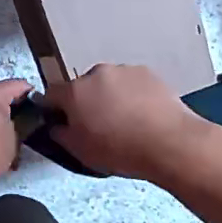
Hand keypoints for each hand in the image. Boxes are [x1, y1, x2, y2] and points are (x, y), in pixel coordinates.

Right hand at [49, 64, 221, 181]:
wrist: (169, 144)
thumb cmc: (123, 150)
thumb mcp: (80, 152)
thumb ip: (61, 135)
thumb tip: (57, 127)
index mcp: (74, 92)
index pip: (52, 94)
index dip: (55, 109)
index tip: (63, 121)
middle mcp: (97, 74)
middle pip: (83, 86)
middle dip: (87, 103)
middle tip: (98, 127)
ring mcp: (124, 71)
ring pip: (108, 83)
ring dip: (111, 97)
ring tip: (124, 123)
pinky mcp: (148, 73)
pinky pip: (131, 83)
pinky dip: (133, 95)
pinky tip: (141, 116)